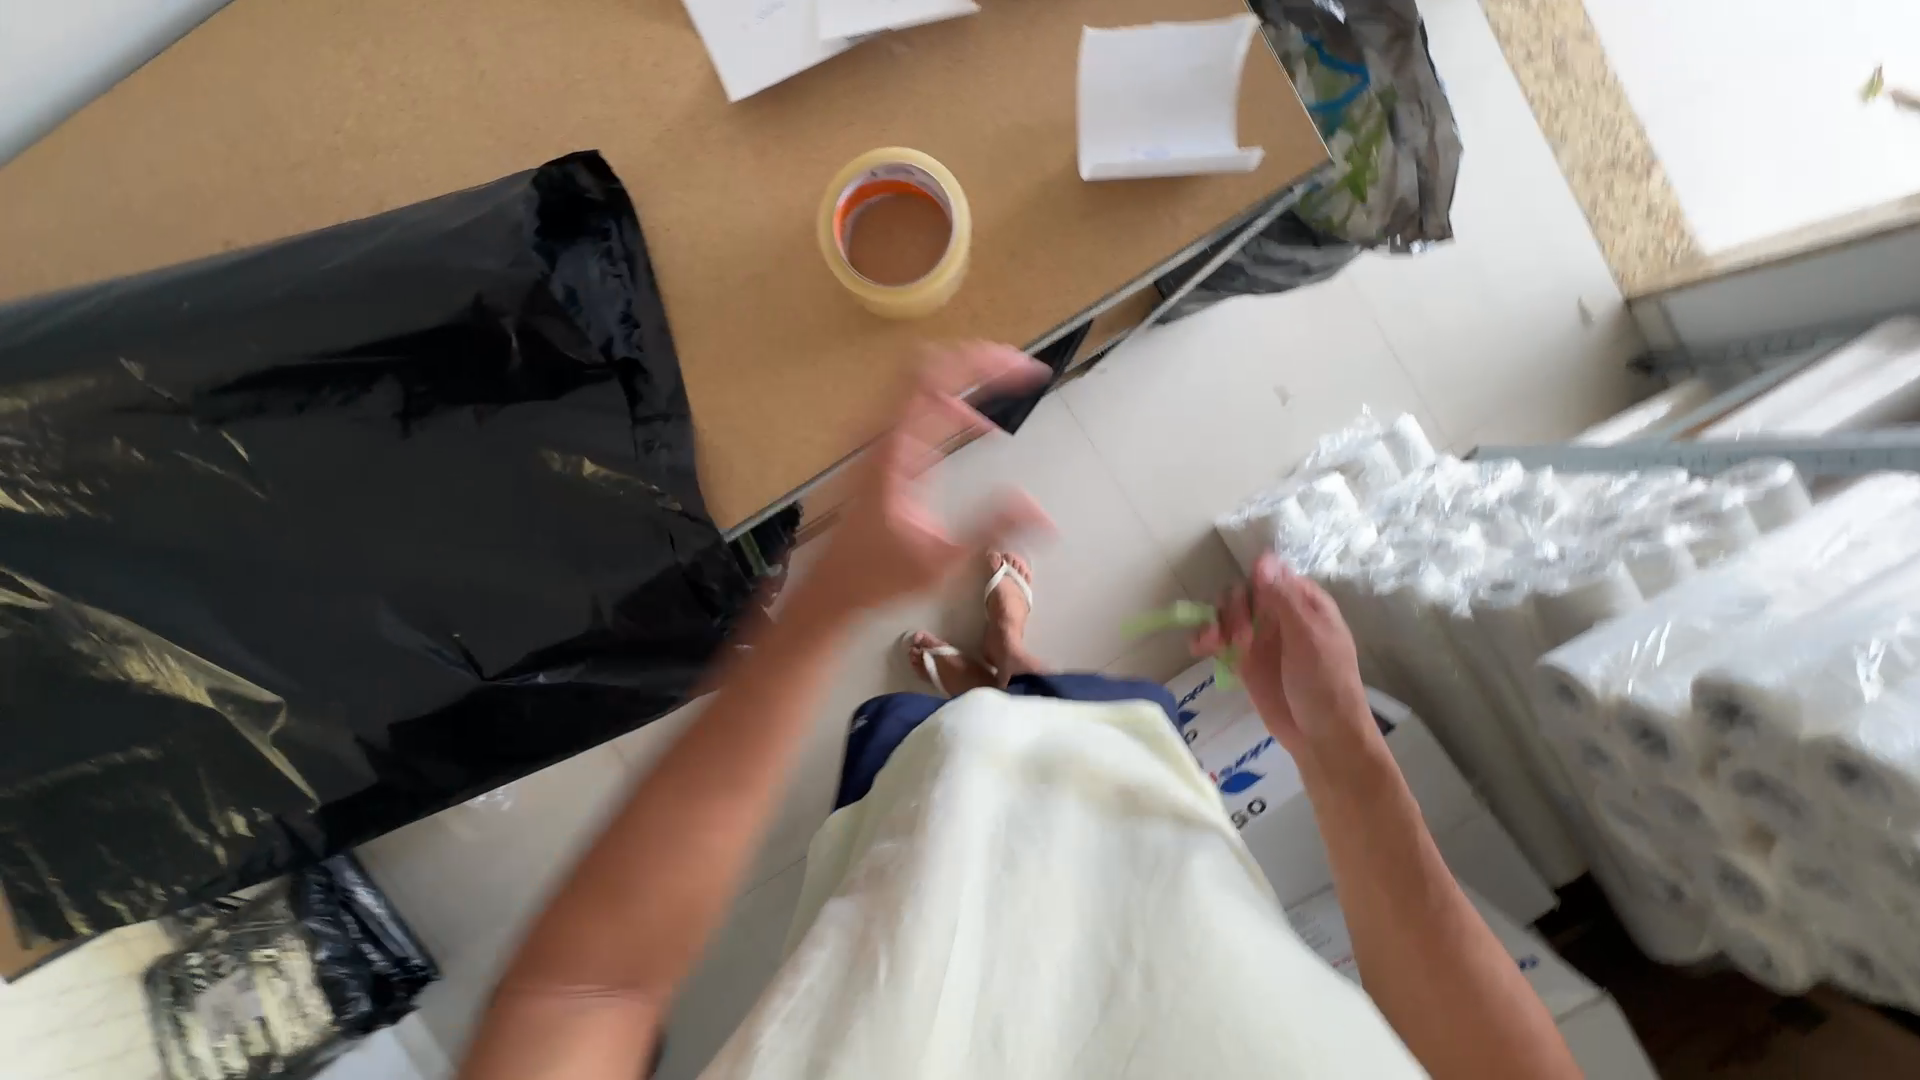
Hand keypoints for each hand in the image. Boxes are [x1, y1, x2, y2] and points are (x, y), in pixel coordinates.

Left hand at [791, 343, 1052, 622]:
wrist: (832, 589)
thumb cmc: (879, 577)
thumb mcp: (942, 559)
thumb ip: (992, 530)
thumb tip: (1042, 513)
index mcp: (893, 454)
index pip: (936, 382)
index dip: (985, 365)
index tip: (1026, 372)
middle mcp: (878, 437)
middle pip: (925, 365)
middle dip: (976, 360)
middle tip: (1017, 368)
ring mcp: (873, 441)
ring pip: (915, 378)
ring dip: (960, 373)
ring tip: (1001, 380)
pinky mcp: (876, 451)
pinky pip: (910, 402)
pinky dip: (944, 395)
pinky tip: (968, 420)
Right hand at [1191, 553, 1375, 759]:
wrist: (1321, 736)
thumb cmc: (1325, 684)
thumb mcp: (1309, 637)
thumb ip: (1283, 598)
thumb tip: (1261, 559)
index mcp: (1304, 603)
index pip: (1271, 574)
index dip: (1256, 582)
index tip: (1251, 601)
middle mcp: (1279, 614)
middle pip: (1243, 591)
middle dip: (1235, 609)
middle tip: (1241, 638)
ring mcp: (1259, 637)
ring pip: (1226, 612)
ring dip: (1215, 623)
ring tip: (1214, 645)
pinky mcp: (1242, 659)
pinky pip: (1216, 639)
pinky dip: (1204, 639)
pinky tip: (1199, 648)